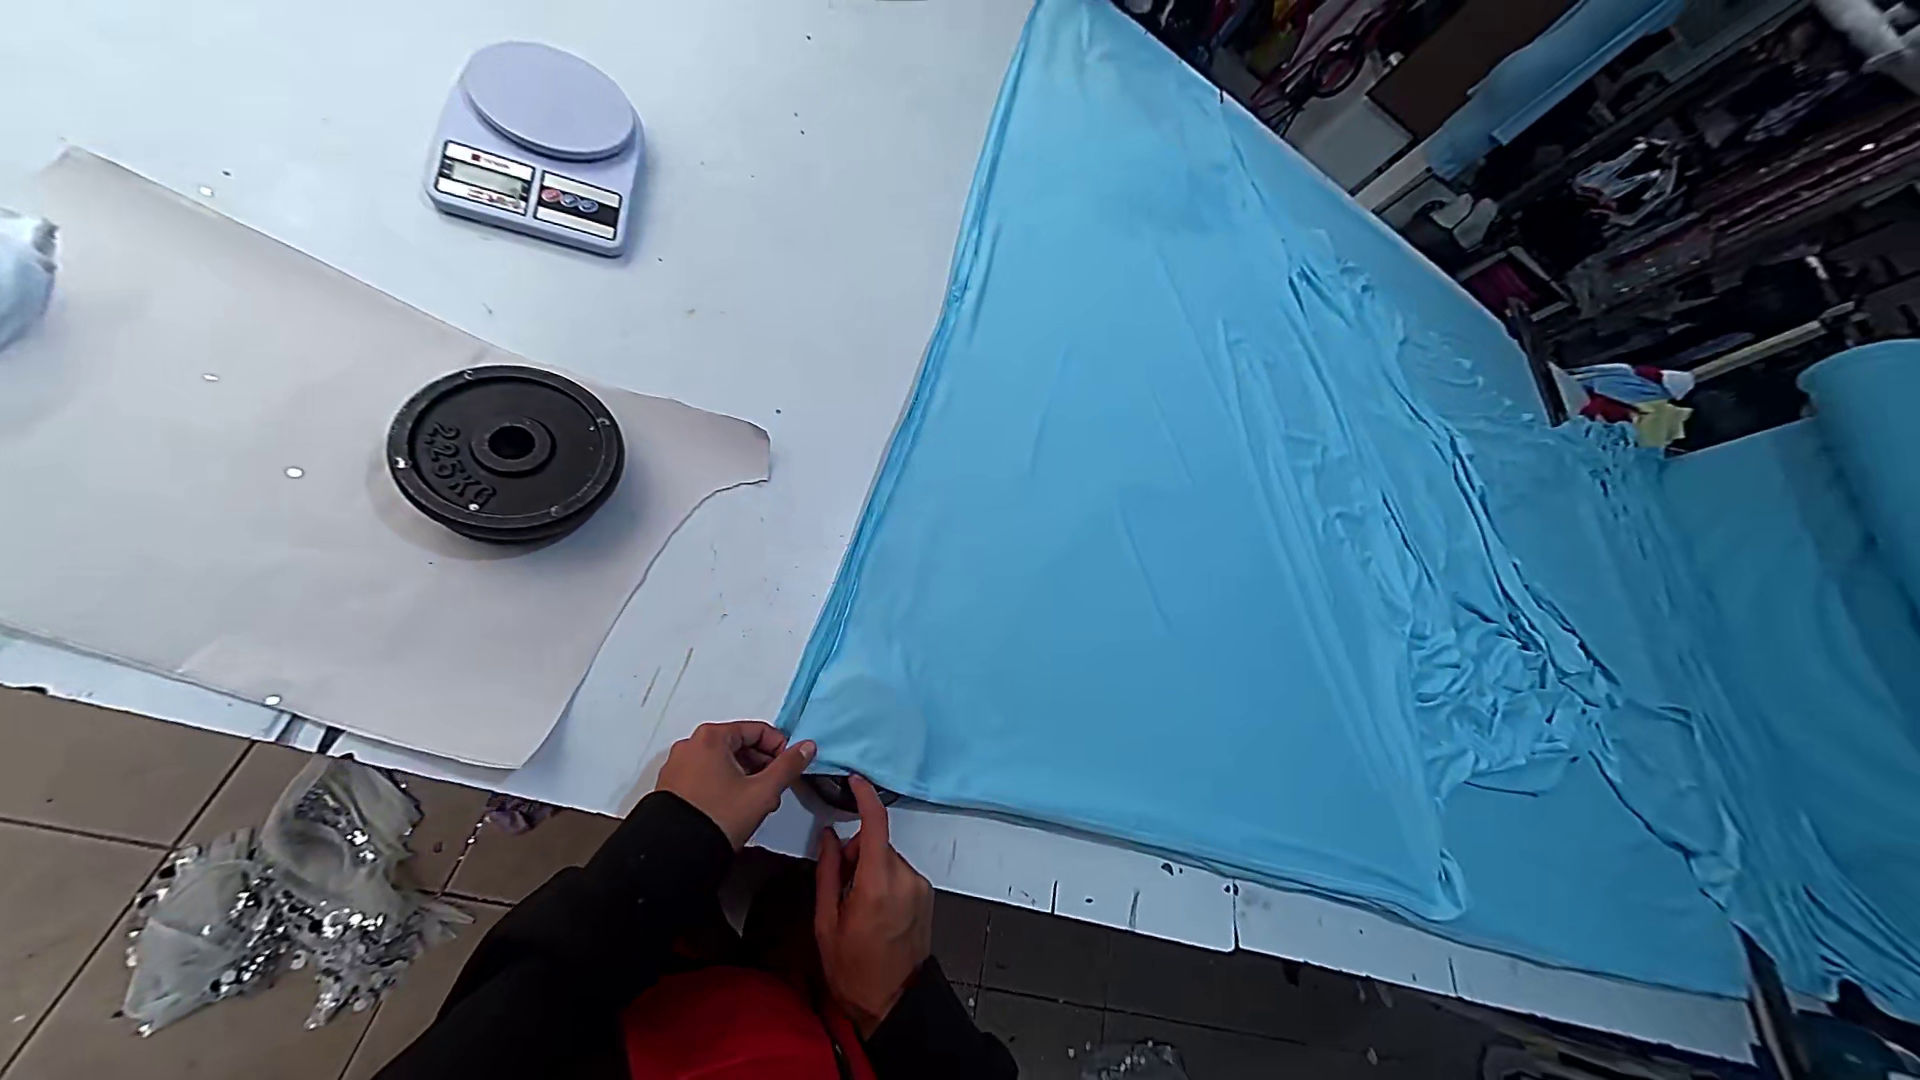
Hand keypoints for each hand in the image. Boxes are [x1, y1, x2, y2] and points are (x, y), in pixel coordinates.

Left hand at [656, 721, 814, 848]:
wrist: (674, 857)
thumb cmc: (719, 817)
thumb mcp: (763, 791)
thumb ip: (789, 765)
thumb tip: (807, 747)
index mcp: (711, 737)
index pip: (758, 730)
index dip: (780, 747)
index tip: (789, 767)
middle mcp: (690, 745)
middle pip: (740, 744)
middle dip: (762, 764)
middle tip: (775, 787)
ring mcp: (677, 766)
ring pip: (723, 761)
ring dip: (746, 776)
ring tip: (757, 801)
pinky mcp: (670, 786)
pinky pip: (706, 775)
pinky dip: (724, 784)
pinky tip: (734, 807)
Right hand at [814, 775, 933, 1038]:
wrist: (894, 1002)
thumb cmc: (856, 971)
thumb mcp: (826, 923)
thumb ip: (828, 872)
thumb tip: (828, 837)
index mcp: (877, 884)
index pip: (876, 824)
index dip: (865, 797)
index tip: (855, 782)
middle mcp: (905, 878)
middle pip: (877, 842)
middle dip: (857, 853)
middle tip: (843, 886)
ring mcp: (919, 885)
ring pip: (888, 856)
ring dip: (872, 868)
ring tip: (859, 905)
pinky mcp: (926, 892)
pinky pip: (900, 871)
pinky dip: (886, 878)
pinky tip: (876, 908)